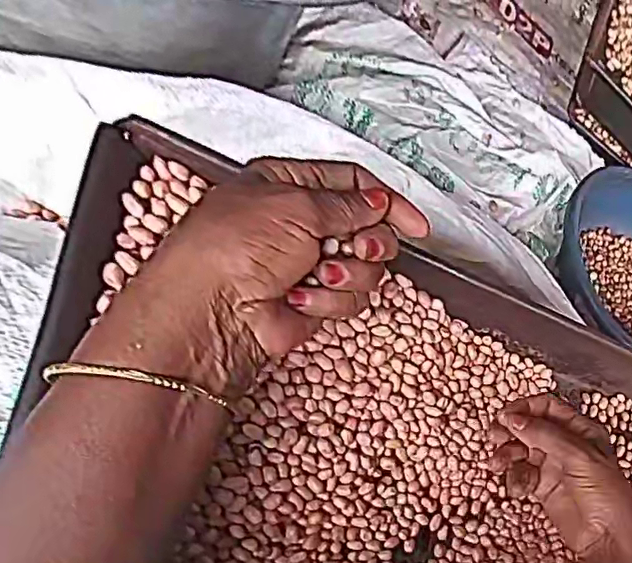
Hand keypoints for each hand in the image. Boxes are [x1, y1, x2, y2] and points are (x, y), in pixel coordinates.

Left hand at [88, 158, 429, 395]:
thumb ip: (347, 204)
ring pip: (367, 270)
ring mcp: (314, 263)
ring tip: (318, 276)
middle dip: (370, 244)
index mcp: (291, 185)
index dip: (388, 203)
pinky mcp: (321, 298)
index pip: (355, 185)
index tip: (414, 225)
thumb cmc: (234, 247)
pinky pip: (352, 298)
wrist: (217, 308)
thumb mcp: (296, 207)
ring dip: (347, 275)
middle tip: (357, 249)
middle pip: (370, 230)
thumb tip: (379, 203)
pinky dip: (331, 300)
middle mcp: (305, 223)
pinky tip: (301, 298)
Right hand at [485, 394, 631, 562]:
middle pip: (530, 427)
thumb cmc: (607, 497)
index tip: (505, 416)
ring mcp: (554, 466)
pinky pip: (521, 474)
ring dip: (506, 454)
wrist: (607, 538)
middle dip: (509, 430)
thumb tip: (514, 418)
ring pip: (521, 450)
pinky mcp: (544, 488)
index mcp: (582, 430)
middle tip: (494, 437)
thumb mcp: (579, 456)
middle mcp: (566, 445)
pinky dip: (514, 478)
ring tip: (497, 464)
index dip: (524, 408)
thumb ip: (545, 434)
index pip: (548, 407)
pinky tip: (517, 489)